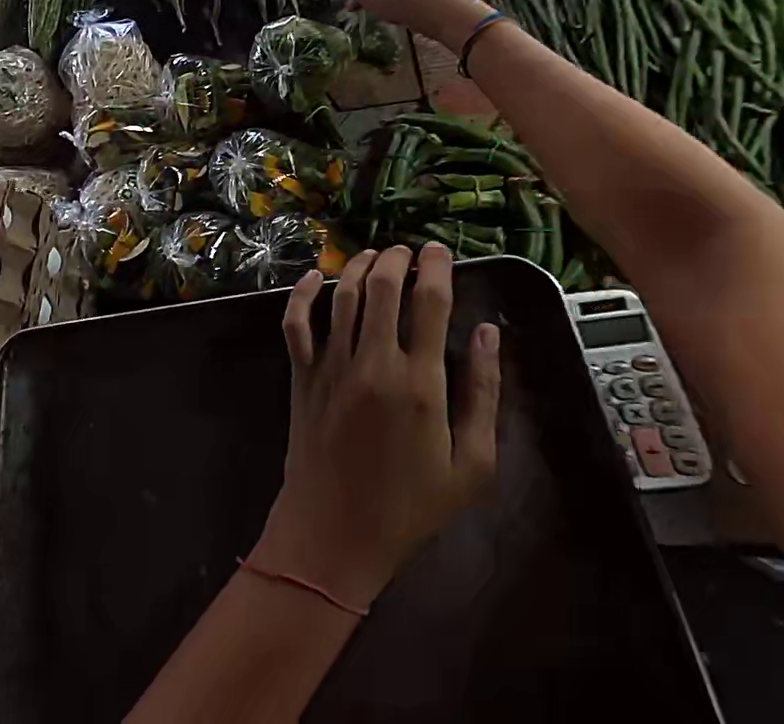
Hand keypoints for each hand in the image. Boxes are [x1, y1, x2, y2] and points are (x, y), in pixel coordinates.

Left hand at [251, 243, 501, 609]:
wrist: (336, 534)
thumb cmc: (410, 505)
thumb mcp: (472, 464)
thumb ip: (484, 393)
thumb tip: (488, 333)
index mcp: (420, 382)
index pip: (430, 301)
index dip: (437, 266)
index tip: (439, 250)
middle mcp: (373, 362)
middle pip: (383, 286)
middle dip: (397, 258)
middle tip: (408, 252)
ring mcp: (331, 366)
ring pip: (342, 295)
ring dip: (359, 266)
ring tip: (376, 257)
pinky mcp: (302, 376)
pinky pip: (295, 324)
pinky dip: (300, 295)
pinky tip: (312, 276)